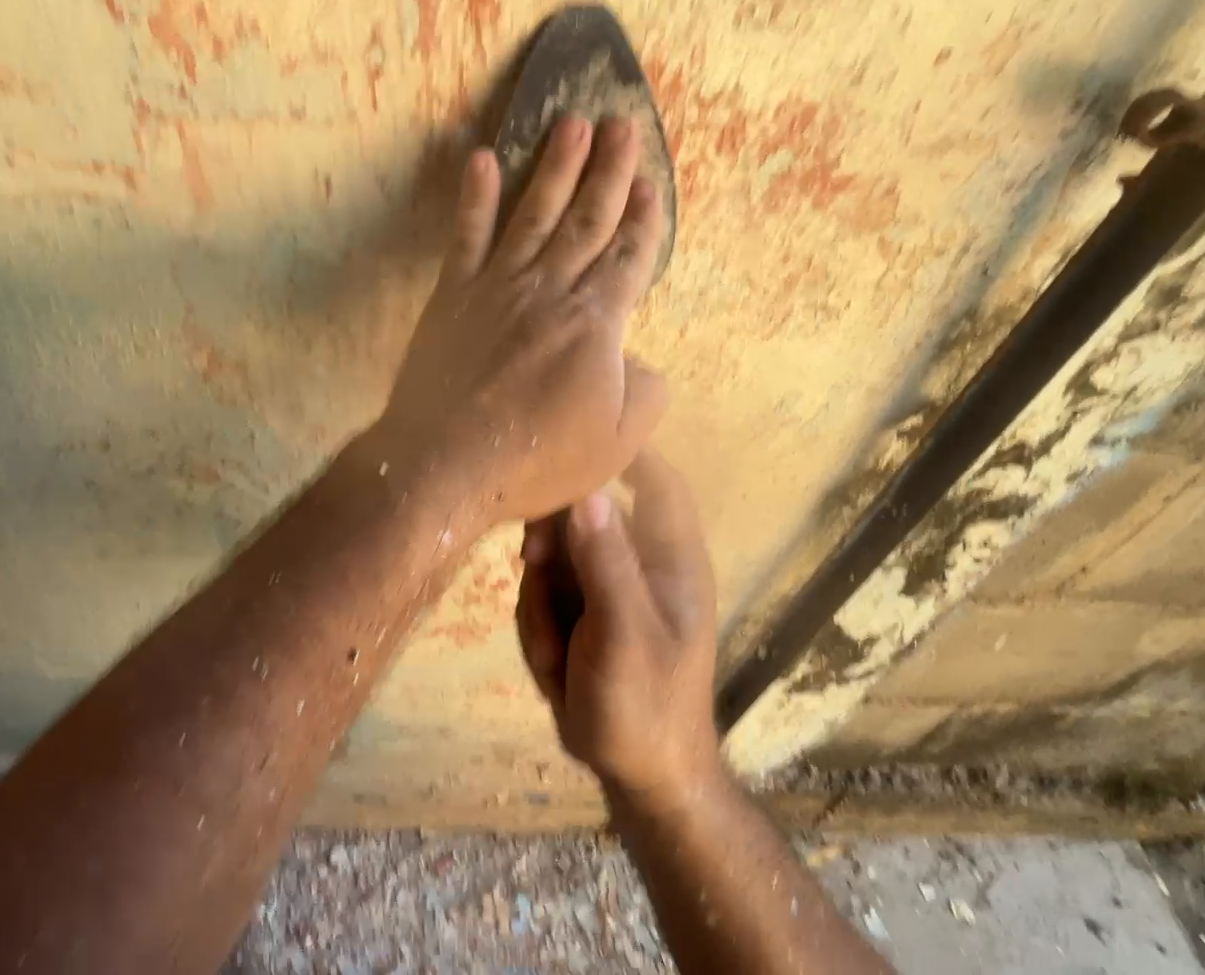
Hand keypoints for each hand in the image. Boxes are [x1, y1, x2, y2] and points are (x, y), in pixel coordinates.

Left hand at [376, 116, 667, 527]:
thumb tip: (641, 361)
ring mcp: (498, 285)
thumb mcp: (618, 443)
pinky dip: (475, 196)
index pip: (628, 257)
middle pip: (588, 220)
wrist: (447, 463)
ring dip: (556, 167)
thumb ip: (645, 395)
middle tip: (622, 124)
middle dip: (609, 172)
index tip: (651, 182)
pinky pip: (467, 235)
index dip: (643, 219)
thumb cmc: (537, 459)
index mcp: (596, 321)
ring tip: (573, 125)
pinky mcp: (453, 294)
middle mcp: (550, 288)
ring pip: (535, 213)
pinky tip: (482, 160)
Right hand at [515, 451, 721, 805]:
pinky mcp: (579, 613)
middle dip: (551, 544)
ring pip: (550, 557)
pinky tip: (555, 664)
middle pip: (581, 513)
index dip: (621, 449)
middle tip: (535, 564)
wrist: (639, 773)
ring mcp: (604, 588)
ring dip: (541, 600)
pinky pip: (539, 595)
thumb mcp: (625, 633)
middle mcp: (637, 561)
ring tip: (558, 650)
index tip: (570, 431)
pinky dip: (538, 626)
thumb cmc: (647, 704)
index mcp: (669, 556)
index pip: (653, 478)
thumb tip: (588, 491)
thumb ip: (606, 562)